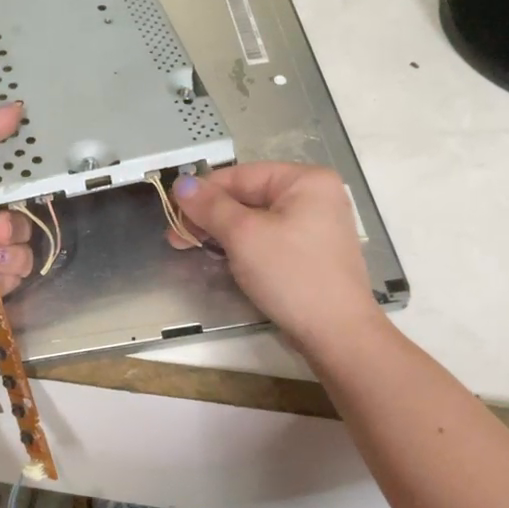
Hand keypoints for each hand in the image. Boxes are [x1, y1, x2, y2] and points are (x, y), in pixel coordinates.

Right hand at [169, 163, 382, 348]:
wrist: (336, 332)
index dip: (204, 192)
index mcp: (306, 180)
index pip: (242, 174)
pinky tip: (223, 259)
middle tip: (176, 237)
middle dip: (210, 216)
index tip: (172, 211)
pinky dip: (244, 247)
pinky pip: (270, 240)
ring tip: (192, 248)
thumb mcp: (244, 236)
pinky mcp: (311, 255)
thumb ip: (211, 206)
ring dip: (223, 233)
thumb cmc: (291, 275)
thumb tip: (181, 183)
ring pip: (257, 221)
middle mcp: (315, 197)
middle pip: (249, 196)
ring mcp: (316, 227)